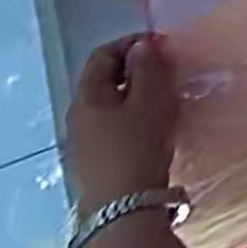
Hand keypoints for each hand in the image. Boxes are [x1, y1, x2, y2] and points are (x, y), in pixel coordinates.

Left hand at [66, 33, 179, 215]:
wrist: (124, 205)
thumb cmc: (137, 142)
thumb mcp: (150, 97)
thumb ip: (147, 66)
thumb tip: (141, 45)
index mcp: (87, 97)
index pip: (102, 55)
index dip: (131, 42)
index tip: (161, 43)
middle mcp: (79, 115)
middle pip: (105, 78)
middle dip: (136, 66)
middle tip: (167, 65)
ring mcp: (85, 139)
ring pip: (112, 100)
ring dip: (138, 89)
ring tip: (166, 91)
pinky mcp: (97, 156)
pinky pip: (115, 120)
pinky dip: (135, 110)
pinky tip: (155, 119)